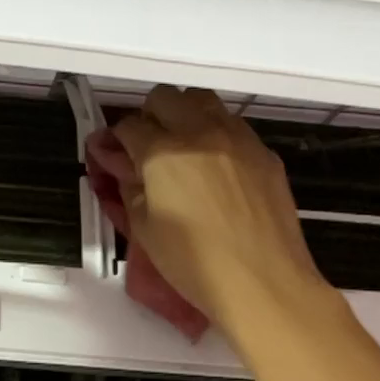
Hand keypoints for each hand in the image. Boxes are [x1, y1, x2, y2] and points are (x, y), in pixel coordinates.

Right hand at [112, 86, 338, 330]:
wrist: (264, 282)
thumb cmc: (195, 264)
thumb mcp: (145, 228)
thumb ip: (128, 184)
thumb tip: (115, 159)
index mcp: (163, 152)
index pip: (128, 125)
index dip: (116, 139)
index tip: (114, 154)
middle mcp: (199, 133)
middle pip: (165, 97)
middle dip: (149, 116)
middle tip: (147, 146)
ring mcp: (237, 139)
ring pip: (202, 100)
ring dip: (184, 114)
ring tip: (182, 146)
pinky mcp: (264, 153)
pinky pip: (233, 125)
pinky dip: (216, 133)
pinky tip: (215, 166)